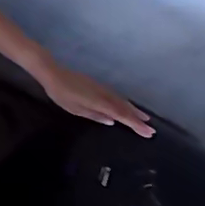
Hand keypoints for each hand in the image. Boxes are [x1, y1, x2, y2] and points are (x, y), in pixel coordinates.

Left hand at [36, 62, 154, 136]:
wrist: (53, 74)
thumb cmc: (62, 94)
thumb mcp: (76, 109)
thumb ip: (95, 115)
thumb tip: (112, 121)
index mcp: (100, 102)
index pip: (122, 115)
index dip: (135, 124)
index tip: (148, 132)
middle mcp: (104, 94)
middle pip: (125, 107)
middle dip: (138, 118)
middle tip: (151, 129)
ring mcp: (102, 88)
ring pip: (121, 100)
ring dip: (133, 109)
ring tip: (144, 118)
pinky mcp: (98, 85)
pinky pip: (115, 95)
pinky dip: (124, 102)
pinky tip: (126, 106)